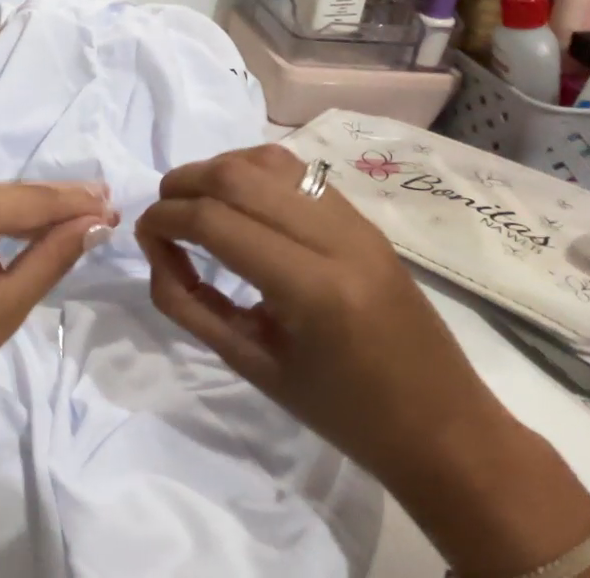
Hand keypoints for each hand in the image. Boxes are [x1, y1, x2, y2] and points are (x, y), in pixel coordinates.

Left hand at [0, 181, 117, 440]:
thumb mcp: (3, 308)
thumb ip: (50, 257)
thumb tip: (93, 224)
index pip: (29, 199)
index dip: (74, 202)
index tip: (114, 203)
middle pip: (1, 194)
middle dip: (48, 203)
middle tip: (98, 206)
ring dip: (15, 213)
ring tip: (62, 223)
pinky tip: (7, 239)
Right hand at [135, 145, 515, 482]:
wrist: (445, 428)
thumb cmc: (343, 413)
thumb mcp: (251, 365)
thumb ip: (190, 303)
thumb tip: (154, 251)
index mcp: (311, 289)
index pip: (213, 221)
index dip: (163, 220)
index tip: (144, 238)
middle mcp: (336, 240)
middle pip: (235, 176)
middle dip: (180, 186)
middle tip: (162, 219)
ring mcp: (356, 223)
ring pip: (265, 160)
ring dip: (215, 172)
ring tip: (194, 205)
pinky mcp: (364, 219)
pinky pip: (295, 172)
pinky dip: (250, 173)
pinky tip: (236, 203)